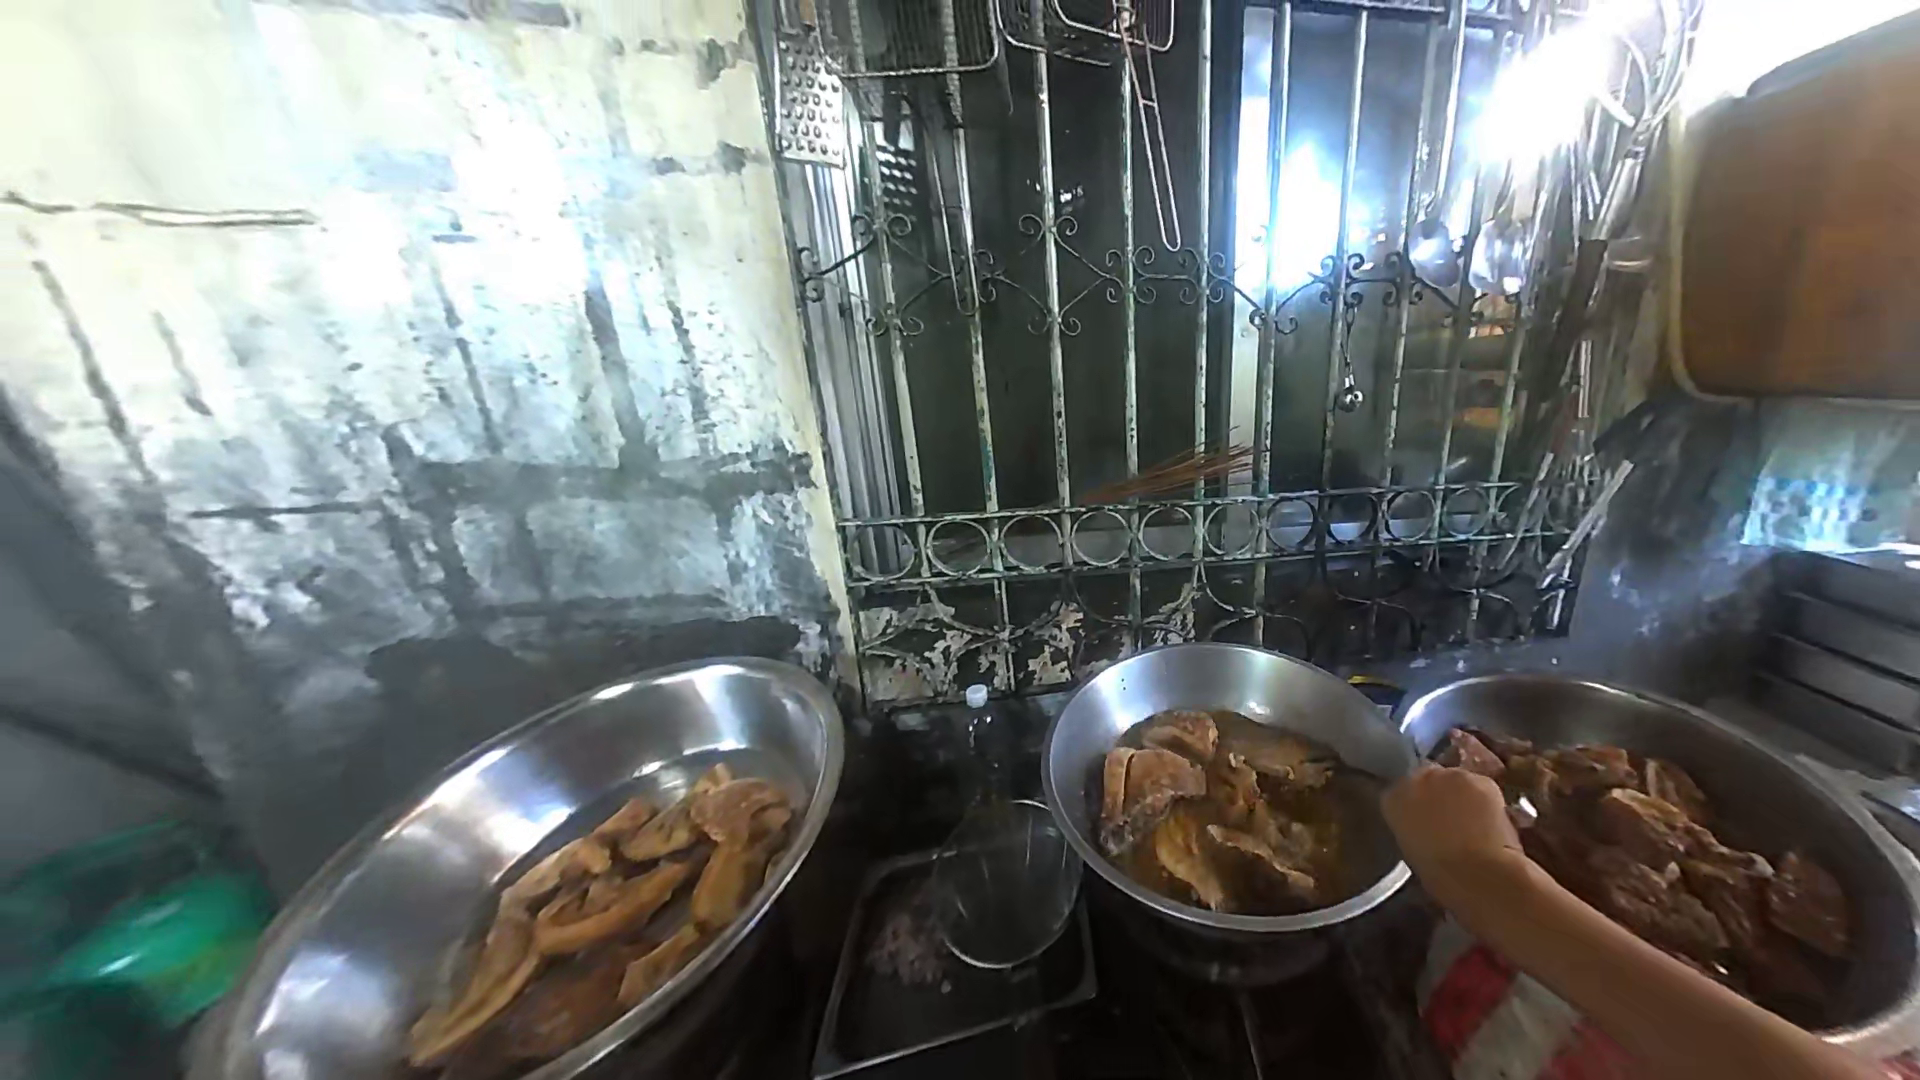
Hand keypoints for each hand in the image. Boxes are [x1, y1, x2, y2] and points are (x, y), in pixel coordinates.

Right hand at [1382, 763, 1527, 904]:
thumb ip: (1412, 824)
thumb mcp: (1411, 845)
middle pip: (1428, 777)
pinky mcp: (1479, 780)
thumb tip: (1425, 823)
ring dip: (1464, 794)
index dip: (1418, 802)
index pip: (1402, 790)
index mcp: (1390, 798)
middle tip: (1454, 816)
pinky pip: (1483, 786)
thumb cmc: (1441, 873)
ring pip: (1457, 780)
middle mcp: (1412, 778)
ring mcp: (1446, 775)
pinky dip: (1490, 801)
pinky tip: (1495, 822)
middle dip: (1439, 792)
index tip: (1429, 817)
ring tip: (1478, 820)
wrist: (1477, 874)